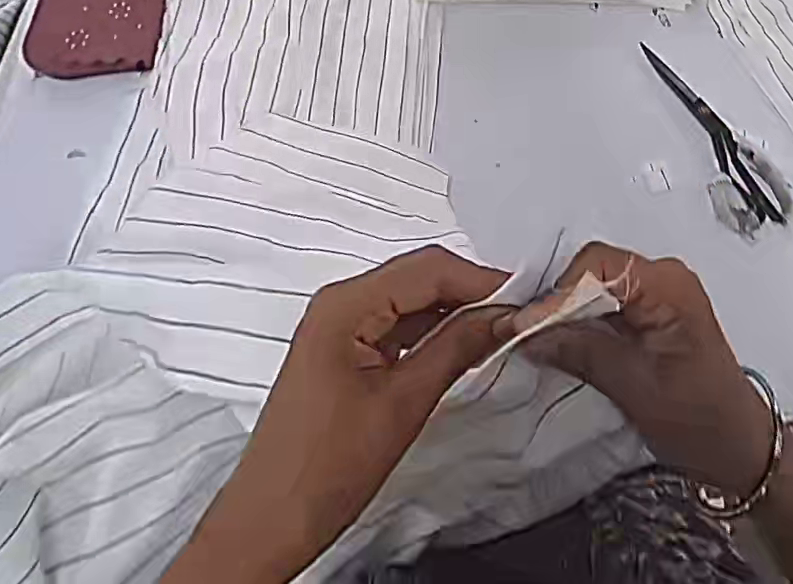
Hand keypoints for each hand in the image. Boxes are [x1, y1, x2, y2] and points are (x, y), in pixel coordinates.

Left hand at [166, 247, 508, 583]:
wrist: (269, 523)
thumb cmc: (326, 468)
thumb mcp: (403, 403)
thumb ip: (455, 348)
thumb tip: (500, 315)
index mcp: (346, 304)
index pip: (427, 269)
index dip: (479, 279)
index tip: (523, 297)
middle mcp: (341, 301)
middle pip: (418, 276)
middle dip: (469, 291)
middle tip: (516, 312)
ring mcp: (341, 322)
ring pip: (411, 297)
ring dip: (454, 310)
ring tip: (498, 327)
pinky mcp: (346, 345)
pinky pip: (398, 322)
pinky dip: (433, 329)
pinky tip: (463, 342)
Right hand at [516, 242, 773, 495]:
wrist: (738, 449)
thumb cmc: (703, 421)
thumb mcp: (637, 388)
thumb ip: (582, 352)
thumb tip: (530, 332)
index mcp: (668, 286)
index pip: (598, 265)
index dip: (560, 292)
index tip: (531, 325)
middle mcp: (662, 277)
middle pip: (593, 269)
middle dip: (559, 300)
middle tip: (528, 332)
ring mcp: (655, 292)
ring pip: (594, 284)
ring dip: (566, 311)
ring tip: (541, 339)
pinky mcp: (646, 310)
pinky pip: (603, 301)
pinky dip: (580, 320)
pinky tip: (563, 341)